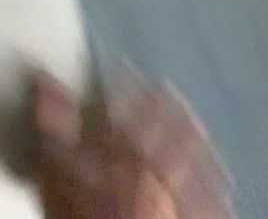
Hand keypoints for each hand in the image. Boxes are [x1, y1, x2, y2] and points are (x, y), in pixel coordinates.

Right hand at [30, 68, 231, 218]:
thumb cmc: (76, 208)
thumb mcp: (52, 159)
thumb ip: (51, 117)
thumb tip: (45, 76)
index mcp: (123, 148)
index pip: (127, 105)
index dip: (126, 82)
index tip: (125, 63)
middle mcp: (157, 168)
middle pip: (169, 132)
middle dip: (169, 107)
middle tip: (169, 87)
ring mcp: (177, 197)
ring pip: (195, 164)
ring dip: (197, 142)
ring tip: (199, 127)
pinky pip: (211, 203)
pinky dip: (215, 189)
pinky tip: (222, 186)